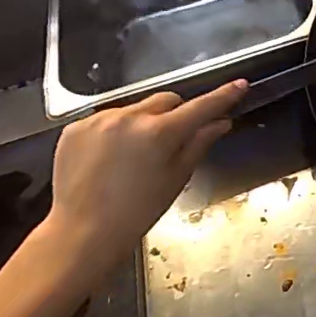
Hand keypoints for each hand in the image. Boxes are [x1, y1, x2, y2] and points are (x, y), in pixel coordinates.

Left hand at [45, 81, 246, 250]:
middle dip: (176, 114)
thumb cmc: (136, 212)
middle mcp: (128, 118)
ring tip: (136, 157)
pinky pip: (106, 119)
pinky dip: (116, 131)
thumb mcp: (177, 178)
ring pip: (135, 108)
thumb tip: (219, 124)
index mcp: (159, 133)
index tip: (239, 85)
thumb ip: (199, 143)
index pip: (201, 107)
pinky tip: (112, 158)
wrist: (84, 231)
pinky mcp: (76, 127)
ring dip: (144, 122)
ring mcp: (99, 120)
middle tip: (175, 139)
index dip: (223, 96)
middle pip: (166, 100)